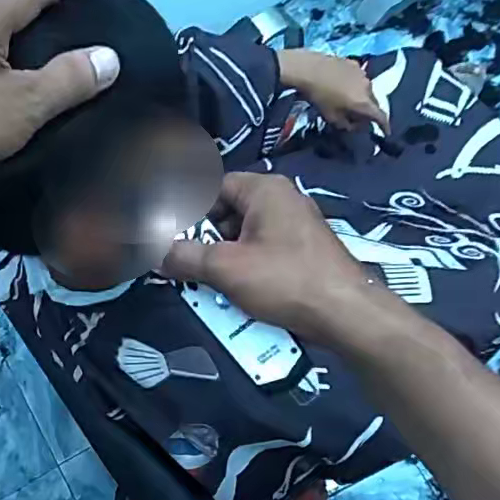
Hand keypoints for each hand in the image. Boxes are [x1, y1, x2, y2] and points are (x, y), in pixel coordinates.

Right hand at [161, 172, 395, 342]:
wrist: (346, 314)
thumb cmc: (286, 281)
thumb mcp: (226, 268)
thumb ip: (184, 256)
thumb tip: (153, 251)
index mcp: (264, 190)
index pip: (210, 186)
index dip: (184, 208)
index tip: (165, 233)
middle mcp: (282, 200)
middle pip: (227, 211)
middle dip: (202, 238)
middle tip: (181, 262)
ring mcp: (296, 227)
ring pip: (244, 236)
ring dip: (221, 258)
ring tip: (202, 281)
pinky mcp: (304, 253)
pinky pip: (263, 252)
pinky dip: (244, 268)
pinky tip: (233, 291)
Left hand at [278, 49, 390, 133]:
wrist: (309, 69)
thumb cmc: (320, 97)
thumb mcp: (332, 118)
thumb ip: (348, 125)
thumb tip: (356, 125)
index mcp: (364, 103)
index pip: (380, 116)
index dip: (384, 126)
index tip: (386, 133)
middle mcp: (368, 87)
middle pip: (374, 103)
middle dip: (369, 112)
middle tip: (360, 118)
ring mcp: (362, 73)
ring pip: (367, 90)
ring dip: (362, 97)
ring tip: (349, 100)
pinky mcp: (354, 63)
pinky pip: (359, 78)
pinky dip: (355, 85)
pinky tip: (343, 85)